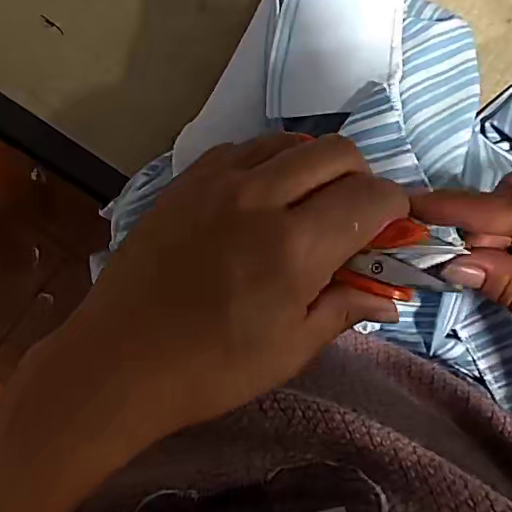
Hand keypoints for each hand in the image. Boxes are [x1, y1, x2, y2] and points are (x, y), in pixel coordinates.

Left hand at [41, 133, 406, 444]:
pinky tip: (258, 199)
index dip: (394, 207)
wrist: (118, 361)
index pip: (371, 196)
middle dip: (361, 178)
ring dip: (314, 166)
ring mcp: (218, 181)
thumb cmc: (211, 369)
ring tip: (305, 205)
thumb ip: (344, 309)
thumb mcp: (289, 350)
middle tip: (350, 216)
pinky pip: (243, 149)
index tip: (390, 227)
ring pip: (291, 142)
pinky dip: (267, 163)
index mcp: (295, 247)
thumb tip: (389, 298)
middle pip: (338, 152)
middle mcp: (261, 198)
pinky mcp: (186, 180)